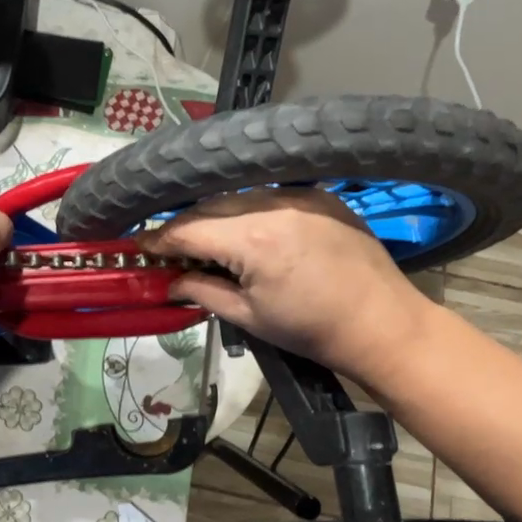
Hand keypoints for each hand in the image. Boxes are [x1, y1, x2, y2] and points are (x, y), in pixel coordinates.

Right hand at [135, 189, 436, 383]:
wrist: (382, 323)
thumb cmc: (311, 329)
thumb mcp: (248, 317)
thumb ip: (201, 292)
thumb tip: (169, 282)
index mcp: (252, 239)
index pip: (188, 230)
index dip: (159, 240)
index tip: (139, 247)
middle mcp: (272, 205)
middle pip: (209, 206)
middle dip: (185, 226)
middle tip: (169, 248)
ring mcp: (299, 194)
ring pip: (238, 194)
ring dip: (216, 213)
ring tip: (208, 239)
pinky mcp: (320, 193)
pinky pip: (271, 192)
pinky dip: (250, 207)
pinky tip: (247, 227)